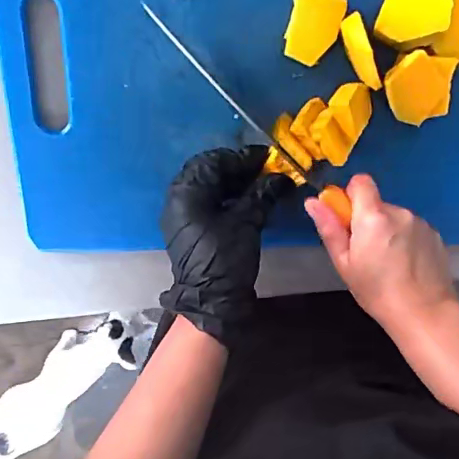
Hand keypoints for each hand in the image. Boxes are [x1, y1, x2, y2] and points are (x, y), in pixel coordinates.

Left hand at [159, 146, 292, 343]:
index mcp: (187, 191)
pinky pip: (207, 204)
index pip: (215, 161)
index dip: (243, 158)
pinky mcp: (188, 230)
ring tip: (262, 184)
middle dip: (239, 170)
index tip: (268, 158)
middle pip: (210, 172)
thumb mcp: (247, 221)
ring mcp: (181, 215)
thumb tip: (281, 177)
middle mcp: (178, 198)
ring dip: (234, 184)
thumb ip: (262, 193)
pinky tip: (249, 200)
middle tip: (267, 170)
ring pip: (208, 188)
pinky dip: (227, 199)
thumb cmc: (224, 257)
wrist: (210, 300)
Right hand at [306, 174, 454, 328]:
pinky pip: (411, 229)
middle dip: (368, 221)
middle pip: (376, 204)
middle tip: (365, 253)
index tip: (348, 221)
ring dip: (387, 231)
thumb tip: (312, 202)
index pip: (361, 181)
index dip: (351, 196)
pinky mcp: (435, 234)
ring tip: (388, 263)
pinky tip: (406, 266)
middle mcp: (399, 212)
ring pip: (395, 218)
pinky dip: (405, 240)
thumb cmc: (376, 291)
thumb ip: (329, 228)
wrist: (424, 312)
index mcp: (373, 217)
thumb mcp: (344, 263)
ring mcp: (420, 222)